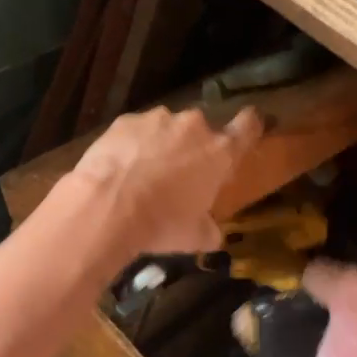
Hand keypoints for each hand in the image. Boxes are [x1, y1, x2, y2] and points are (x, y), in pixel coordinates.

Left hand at [69, 105, 262, 253]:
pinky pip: (134, 131)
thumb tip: (213, 234)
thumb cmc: (161, 224)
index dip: (249, 127)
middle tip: (177, 174)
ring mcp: (157, 119)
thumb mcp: (194, 237)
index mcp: (220, 151)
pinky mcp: (124, 121)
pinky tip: (118, 167)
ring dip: (159, 144)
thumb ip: (210, 229)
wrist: (107, 207)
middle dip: (191, 147)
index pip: (248, 126)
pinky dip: (130, 144)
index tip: (244, 132)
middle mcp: (193, 126)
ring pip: (165, 128)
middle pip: (200, 129)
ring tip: (141, 172)